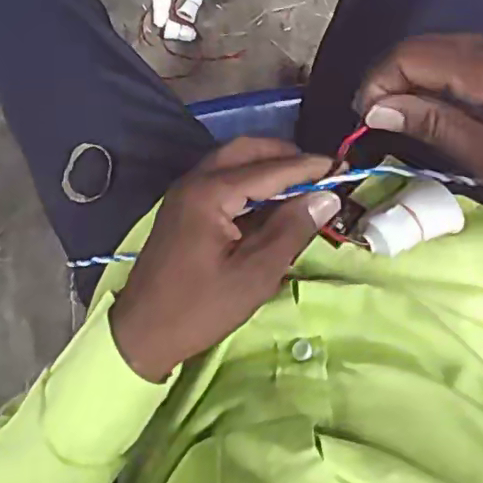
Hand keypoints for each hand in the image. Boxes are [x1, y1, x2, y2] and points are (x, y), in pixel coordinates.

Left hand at [109, 139, 340, 381]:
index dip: (307, 167)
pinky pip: (220, 178)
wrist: (141, 332)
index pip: (268, 169)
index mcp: (210, 193)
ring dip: (266, 165)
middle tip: (320, 170)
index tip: (340, 166)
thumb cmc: (199, 307)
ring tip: (302, 182)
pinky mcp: (183, 206)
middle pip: (245, 150)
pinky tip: (271, 200)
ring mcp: (185, 192)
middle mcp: (194, 181)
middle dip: (284, 155)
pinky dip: (249, 181)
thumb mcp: (254, 274)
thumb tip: (325, 197)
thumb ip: (290, 230)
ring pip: (231, 161)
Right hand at [355, 32, 482, 249]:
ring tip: (423, 122)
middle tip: (387, 123)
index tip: (367, 118)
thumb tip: (381, 108)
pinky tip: (468, 111)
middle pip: (432, 45)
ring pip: (461, 48)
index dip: (378, 82)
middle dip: (398, 78)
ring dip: (429, 78)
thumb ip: (442, 130)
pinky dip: (462, 76)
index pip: (412, 55)